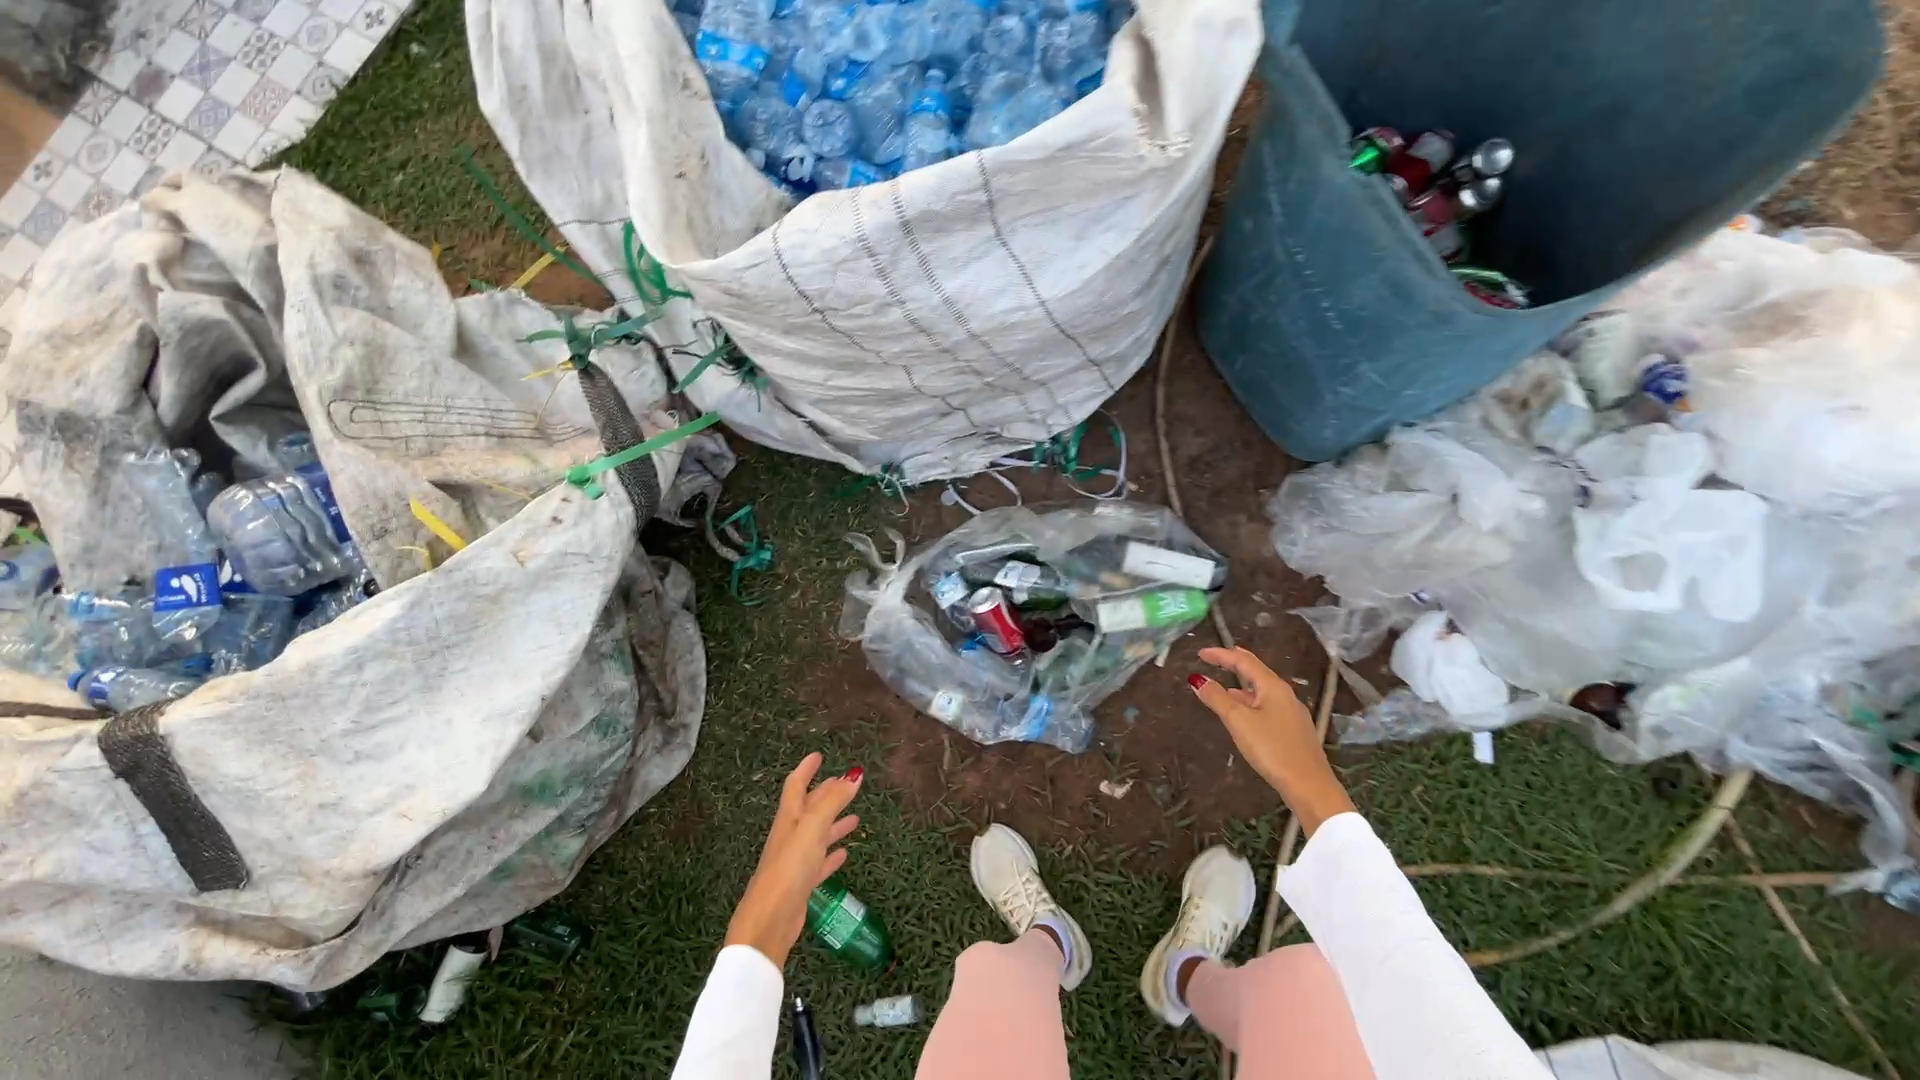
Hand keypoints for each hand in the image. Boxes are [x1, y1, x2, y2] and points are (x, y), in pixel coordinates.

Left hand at [724, 753, 863, 967]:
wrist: (770, 919)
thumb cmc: (788, 867)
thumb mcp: (812, 828)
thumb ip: (833, 801)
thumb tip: (854, 775)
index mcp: (789, 818)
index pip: (796, 785)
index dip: (806, 769)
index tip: (819, 756)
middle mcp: (791, 835)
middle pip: (809, 809)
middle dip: (826, 794)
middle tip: (845, 783)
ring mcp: (795, 861)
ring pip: (818, 835)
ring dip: (835, 824)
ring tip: (856, 817)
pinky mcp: (801, 884)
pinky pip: (820, 863)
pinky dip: (832, 855)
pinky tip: (844, 854)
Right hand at [1189, 646, 1354, 835]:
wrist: (1309, 785)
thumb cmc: (1272, 749)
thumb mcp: (1239, 721)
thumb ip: (1218, 699)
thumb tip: (1198, 679)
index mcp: (1273, 687)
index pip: (1244, 661)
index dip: (1221, 655)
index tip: (1201, 653)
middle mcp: (1284, 695)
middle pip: (1257, 672)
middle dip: (1236, 663)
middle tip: (1217, 659)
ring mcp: (1291, 713)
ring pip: (1262, 691)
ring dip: (1241, 686)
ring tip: (1224, 687)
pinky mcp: (1293, 731)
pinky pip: (1267, 706)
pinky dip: (1250, 702)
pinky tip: (1243, 715)